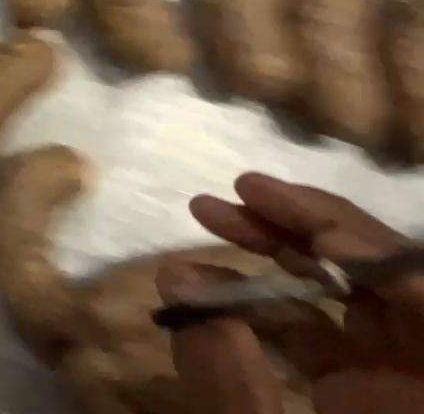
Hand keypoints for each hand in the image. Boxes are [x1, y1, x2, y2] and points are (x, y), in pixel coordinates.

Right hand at [163, 173, 423, 412]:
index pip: (418, 287)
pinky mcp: (384, 405)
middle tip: (224, 198)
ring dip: (287, 258)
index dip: (343, 228)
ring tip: (213, 220)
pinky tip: (220, 288)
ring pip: (366, 304)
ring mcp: (415, 394)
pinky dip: (279, 305)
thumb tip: (181, 281)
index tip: (256, 188)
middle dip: (307, 232)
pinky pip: (339, 338)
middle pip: (396, 286)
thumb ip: (226, 372)